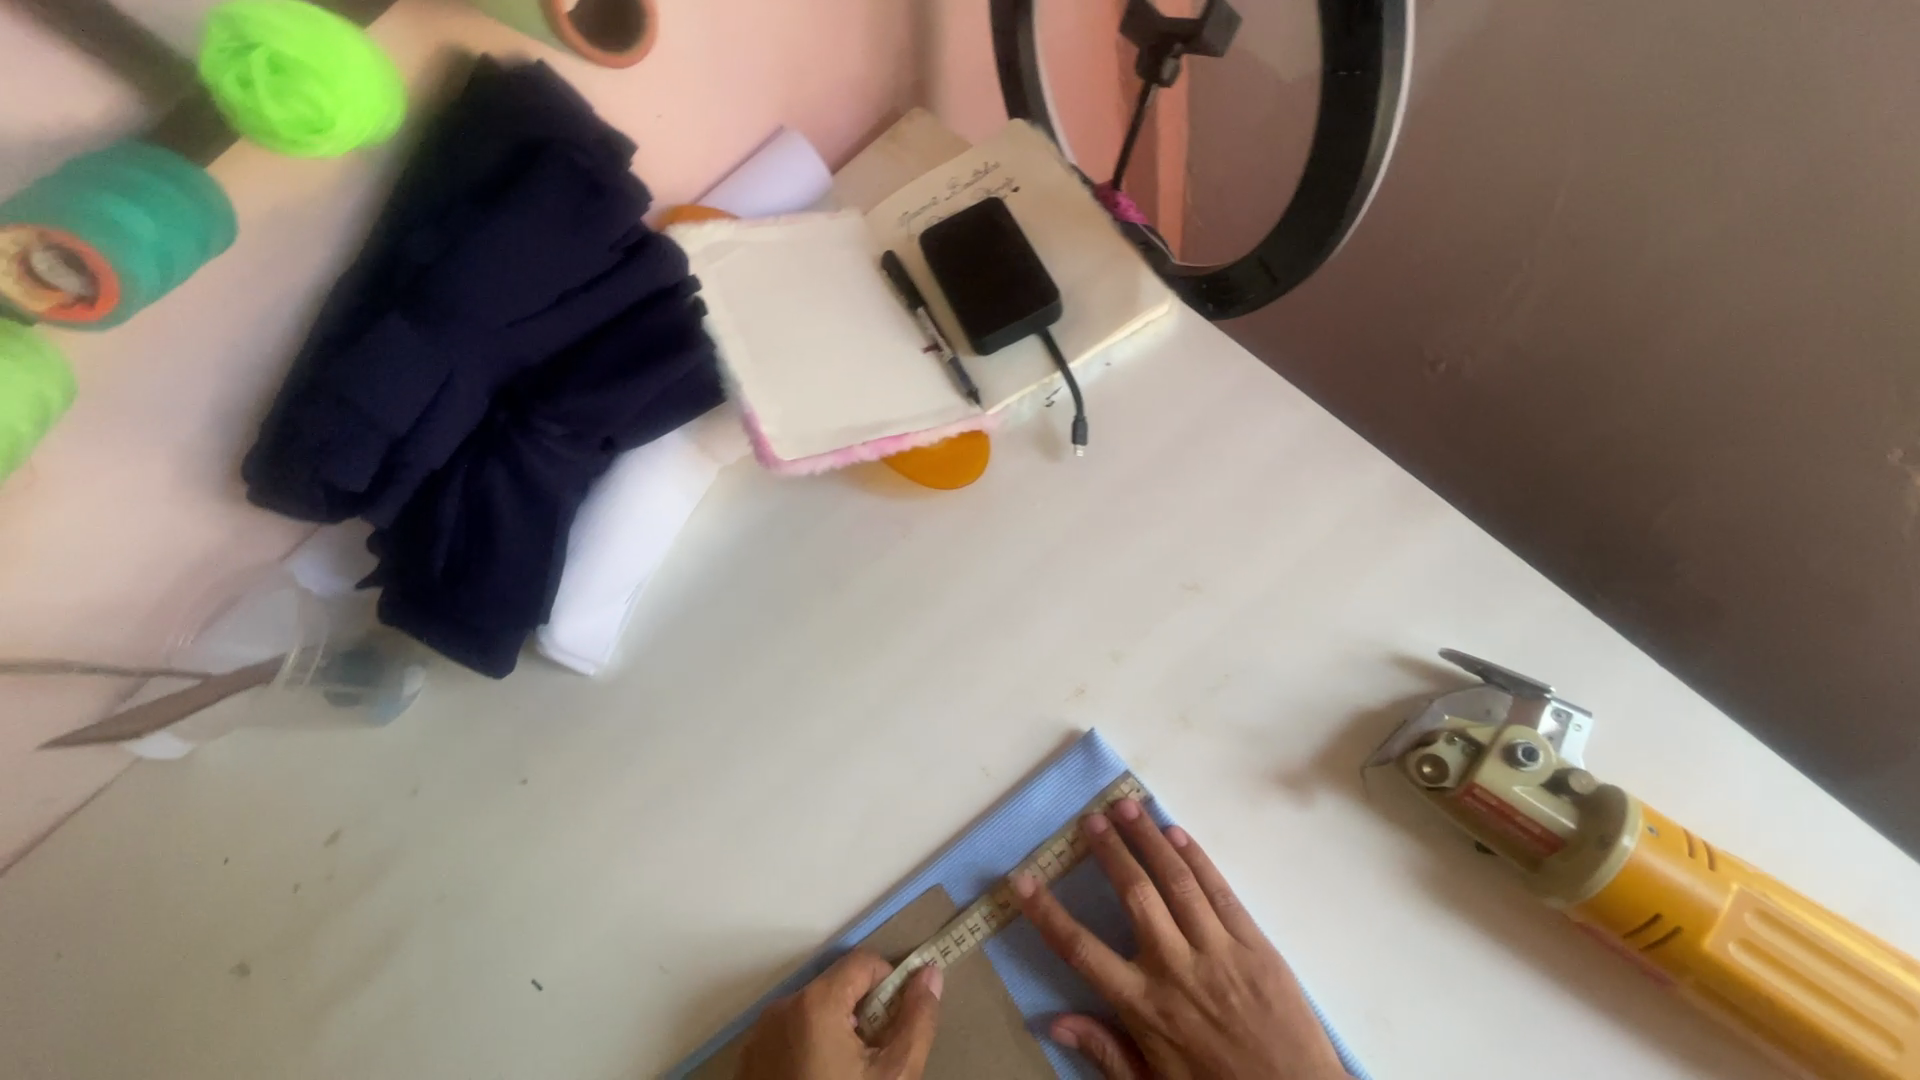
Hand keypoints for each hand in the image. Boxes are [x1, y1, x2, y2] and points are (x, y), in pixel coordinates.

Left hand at [735, 949, 944, 1079]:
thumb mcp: (894, 1076)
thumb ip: (917, 1019)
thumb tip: (929, 974)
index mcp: (815, 1003)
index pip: (865, 963)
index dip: (890, 985)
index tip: (896, 1025)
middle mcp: (781, 1008)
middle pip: (838, 987)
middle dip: (863, 1012)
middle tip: (874, 1058)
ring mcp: (760, 1036)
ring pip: (814, 1011)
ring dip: (838, 1029)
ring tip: (847, 1073)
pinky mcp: (750, 1061)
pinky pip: (790, 1033)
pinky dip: (810, 1046)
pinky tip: (821, 1079)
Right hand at [1012, 799, 1344, 1079]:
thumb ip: (1106, 1052)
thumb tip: (1054, 1022)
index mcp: (1145, 1006)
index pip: (1083, 949)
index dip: (1048, 913)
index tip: (1022, 879)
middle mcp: (1176, 969)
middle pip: (1135, 895)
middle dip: (1110, 852)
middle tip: (1090, 819)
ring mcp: (1218, 951)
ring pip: (1176, 882)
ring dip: (1148, 839)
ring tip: (1127, 807)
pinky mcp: (1255, 944)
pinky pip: (1220, 892)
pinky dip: (1197, 858)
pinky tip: (1176, 833)